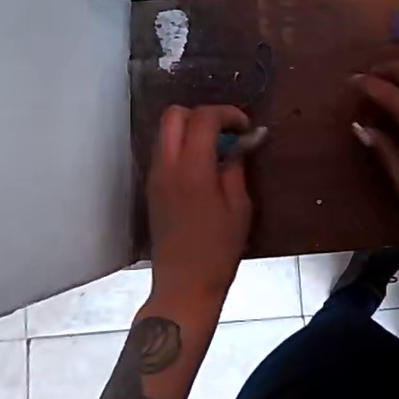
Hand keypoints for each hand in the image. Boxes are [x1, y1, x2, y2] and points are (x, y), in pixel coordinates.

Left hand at [146, 105, 263, 311]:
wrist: (185, 284)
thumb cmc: (219, 249)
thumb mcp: (240, 207)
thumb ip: (237, 167)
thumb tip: (242, 143)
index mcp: (192, 169)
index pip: (203, 118)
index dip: (227, 114)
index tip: (245, 127)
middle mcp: (167, 167)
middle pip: (174, 115)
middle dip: (203, 114)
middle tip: (228, 132)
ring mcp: (155, 177)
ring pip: (165, 132)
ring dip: (191, 129)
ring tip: (218, 150)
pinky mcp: (152, 188)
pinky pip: (164, 152)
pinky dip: (183, 146)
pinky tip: (205, 167)